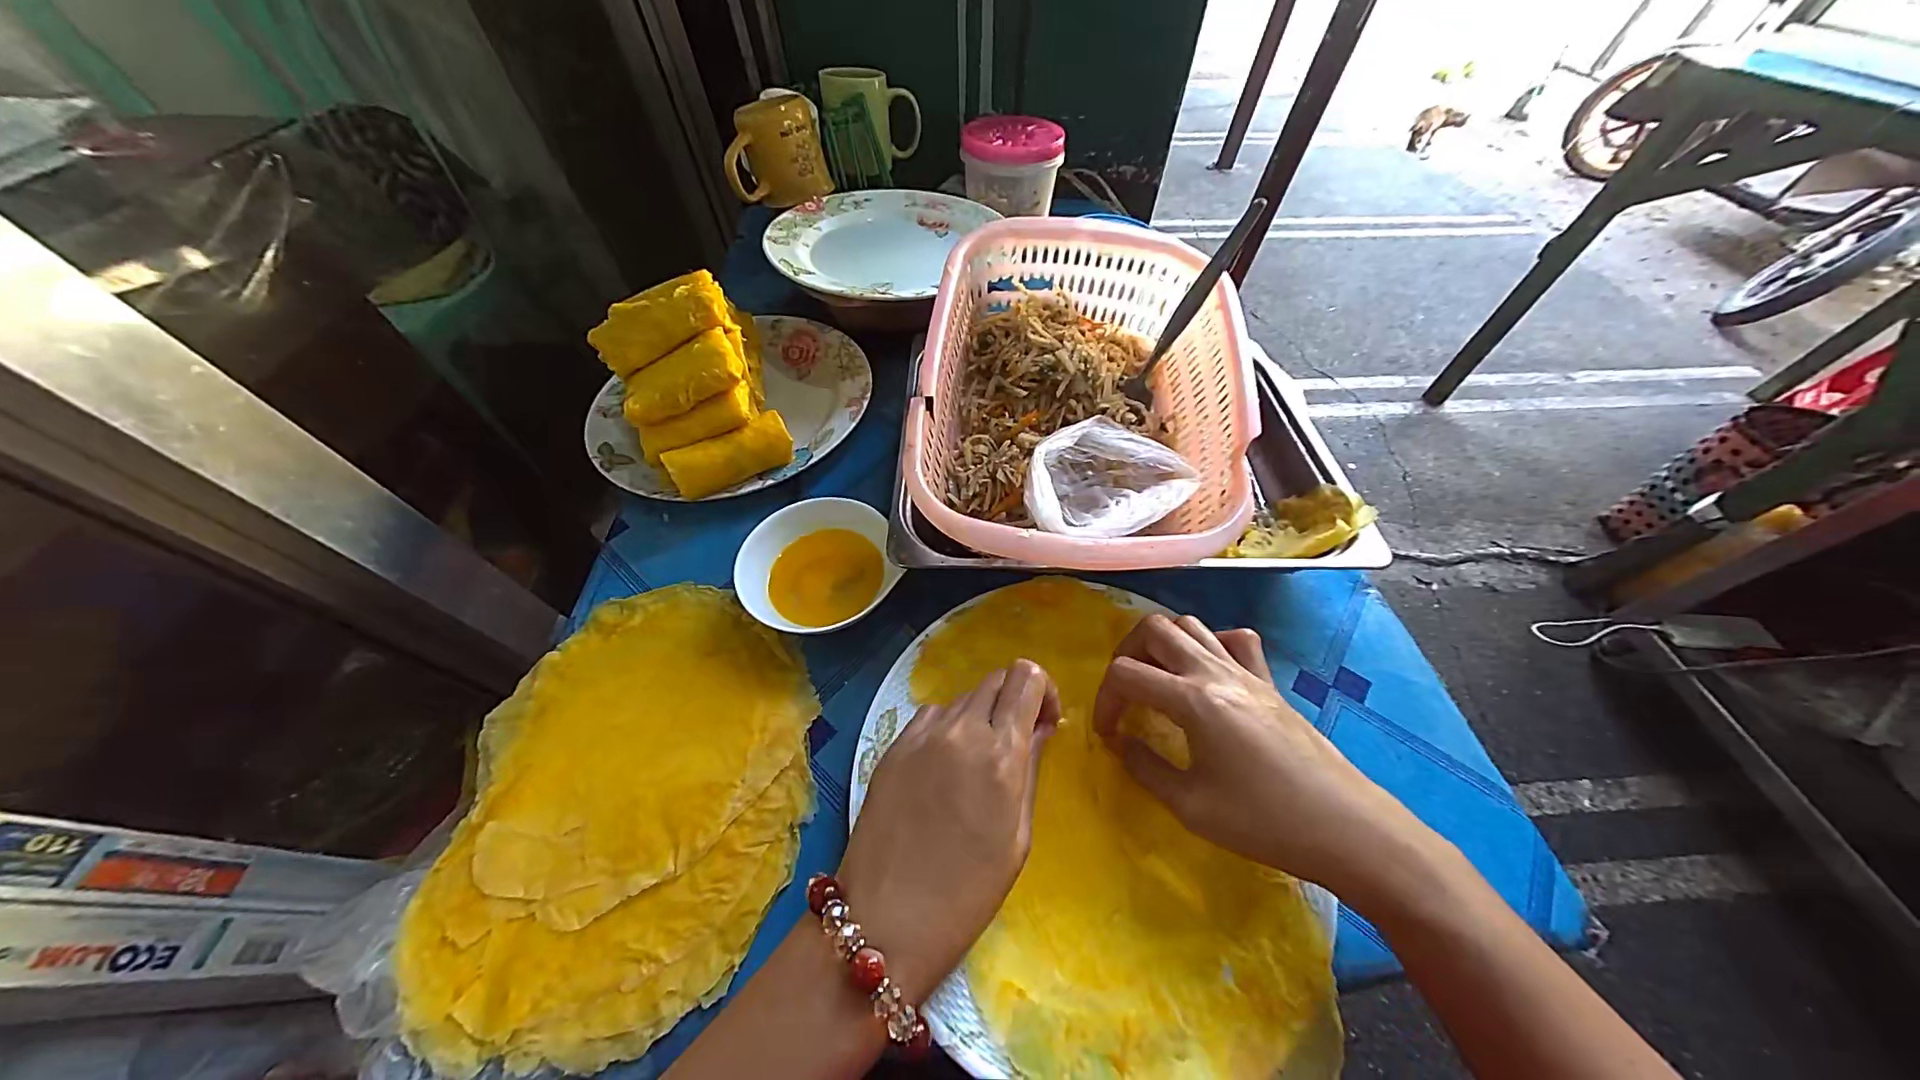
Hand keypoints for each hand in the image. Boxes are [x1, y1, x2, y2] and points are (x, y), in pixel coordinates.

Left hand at [838, 660, 1059, 1000]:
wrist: (886, 917)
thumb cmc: (968, 891)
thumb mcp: (1018, 835)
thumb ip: (1030, 767)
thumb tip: (1038, 727)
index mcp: (1000, 752)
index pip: (1026, 677)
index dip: (1043, 691)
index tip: (1044, 723)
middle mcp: (960, 730)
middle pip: (995, 680)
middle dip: (1014, 700)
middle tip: (1015, 741)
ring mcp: (921, 735)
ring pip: (962, 698)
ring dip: (980, 716)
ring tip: (976, 762)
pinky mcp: (892, 745)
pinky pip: (931, 717)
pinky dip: (948, 728)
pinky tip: (944, 768)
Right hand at [1091, 614, 1429, 898]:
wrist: (1348, 829)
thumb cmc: (1265, 823)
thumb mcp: (1190, 806)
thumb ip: (1145, 768)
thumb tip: (1121, 744)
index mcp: (1192, 700)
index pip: (1125, 674)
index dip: (1104, 700)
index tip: (1108, 735)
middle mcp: (1216, 672)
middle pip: (1153, 630)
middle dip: (1126, 656)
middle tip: (1125, 696)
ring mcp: (1247, 673)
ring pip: (1191, 625)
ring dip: (1163, 645)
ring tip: (1158, 683)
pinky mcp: (1270, 683)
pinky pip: (1235, 639)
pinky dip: (1211, 643)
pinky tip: (1208, 675)